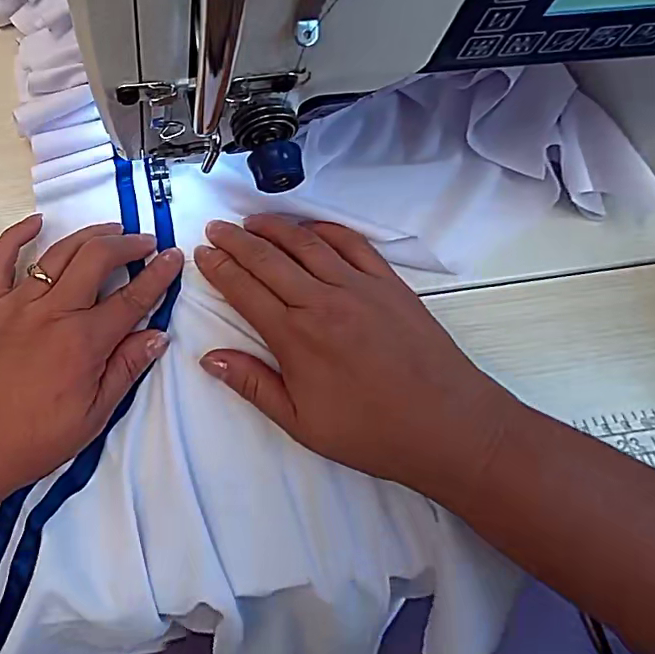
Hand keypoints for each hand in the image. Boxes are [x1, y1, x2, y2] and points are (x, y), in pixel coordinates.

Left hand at [0, 215, 183, 506]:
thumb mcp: (90, 418)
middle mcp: (52, 312)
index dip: (158, 275)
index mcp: (82, 342)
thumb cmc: (26, 442)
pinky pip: (0, 260)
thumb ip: (124, 370)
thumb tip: (156, 337)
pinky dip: (17, 236)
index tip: (173, 258)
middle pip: (97, 259)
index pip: (132, 298)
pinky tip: (35, 223)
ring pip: (59, 253)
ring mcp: (16, 304)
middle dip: (127, 244)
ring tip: (110, 230)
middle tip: (145, 242)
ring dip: (89, 235)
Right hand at [194, 215, 522, 493]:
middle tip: (215, 228)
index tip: (202, 253)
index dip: (218, 267)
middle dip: (234, 240)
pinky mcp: (389, 284)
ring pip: (304, 243)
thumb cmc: (374, 432)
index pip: (244, 289)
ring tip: (250, 221)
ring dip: (272, 227)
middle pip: (266, 258)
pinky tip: (309, 228)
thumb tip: (210, 358)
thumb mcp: (302, 424)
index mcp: (296, 337)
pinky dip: (325, 229)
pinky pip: (351, 243)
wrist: (453, 430)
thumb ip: (253, 385)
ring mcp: (358, 287)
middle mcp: (322, 302)